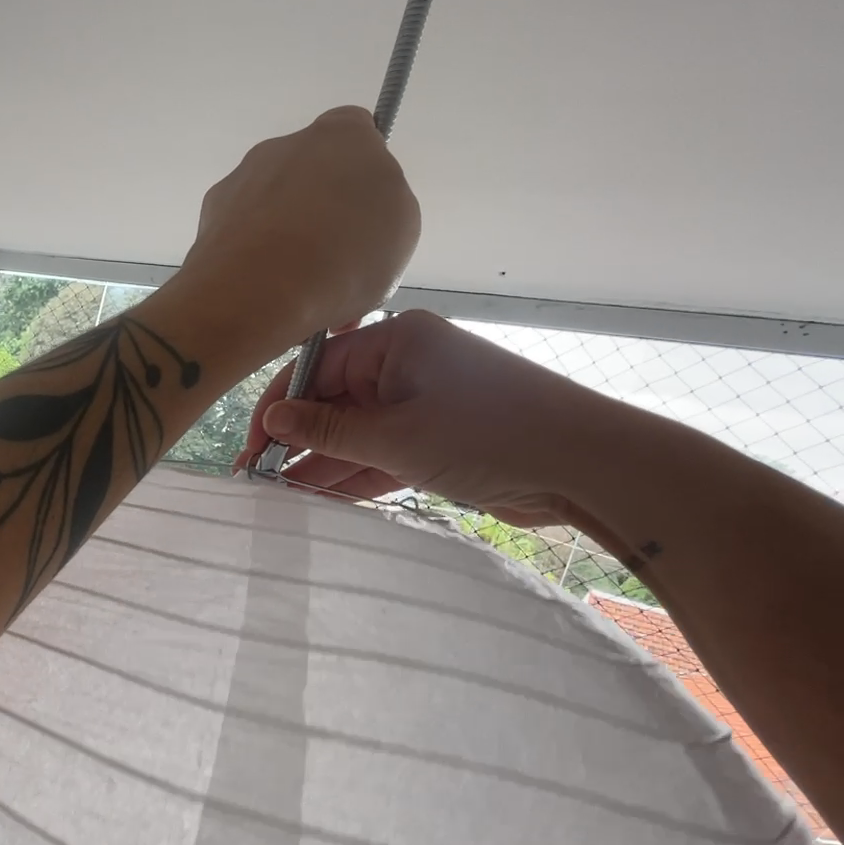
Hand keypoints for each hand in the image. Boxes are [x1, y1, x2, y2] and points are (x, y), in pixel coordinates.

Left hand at [180, 106, 421, 344]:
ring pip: (265, 211)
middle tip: (330, 260)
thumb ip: (379, 204)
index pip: (355, 133)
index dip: (360, 172)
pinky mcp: (202, 227)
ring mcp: (232, 187)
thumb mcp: (400, 226)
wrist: (252, 294)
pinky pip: (235, 241)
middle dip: (314, 211)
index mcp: (338, 135)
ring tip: (294, 290)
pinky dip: (247, 264)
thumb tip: (354, 213)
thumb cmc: (343, 254)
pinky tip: (261, 297)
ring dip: (278, 241)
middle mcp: (277, 149)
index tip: (363, 211)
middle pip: (303, 175)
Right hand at [234, 310, 616, 526]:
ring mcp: (418, 405)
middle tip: (255, 481)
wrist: (593, 469)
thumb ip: (327, 431)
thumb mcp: (395, 436)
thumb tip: (270, 421)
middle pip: (329, 405)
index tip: (251, 449)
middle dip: (293, 443)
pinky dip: (350, 477)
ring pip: (350, 435)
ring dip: (317, 466)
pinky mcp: (433, 440)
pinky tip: (313, 500)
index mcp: (394, 343)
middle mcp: (402, 367)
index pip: (313, 370)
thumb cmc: (490, 435)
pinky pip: (376, 455)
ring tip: (275, 497)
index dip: (276, 410)